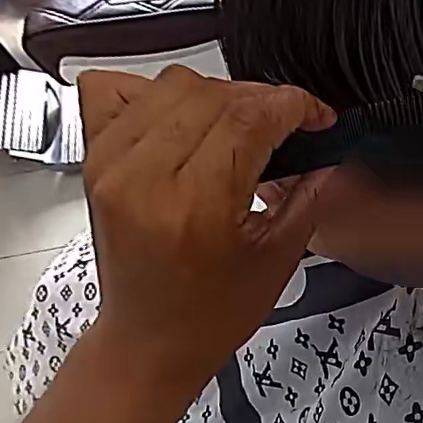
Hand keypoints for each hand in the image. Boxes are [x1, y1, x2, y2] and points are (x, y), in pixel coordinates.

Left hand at [76, 66, 336, 397]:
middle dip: (265, 99)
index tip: (316, 114)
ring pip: (171, 85)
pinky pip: (115, 91)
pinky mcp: (95, 161)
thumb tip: (327, 158)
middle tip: (293, 121)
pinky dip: (156, 93)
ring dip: (221, 94)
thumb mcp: (279, 257)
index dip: (292, 105)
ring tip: (247, 123)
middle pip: (213, 95)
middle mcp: (144, 176)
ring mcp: (112, 164)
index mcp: (196, 205)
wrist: (154, 337)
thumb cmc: (211, 311)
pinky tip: (185, 117)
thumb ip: (307, 198)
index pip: (248, 119)